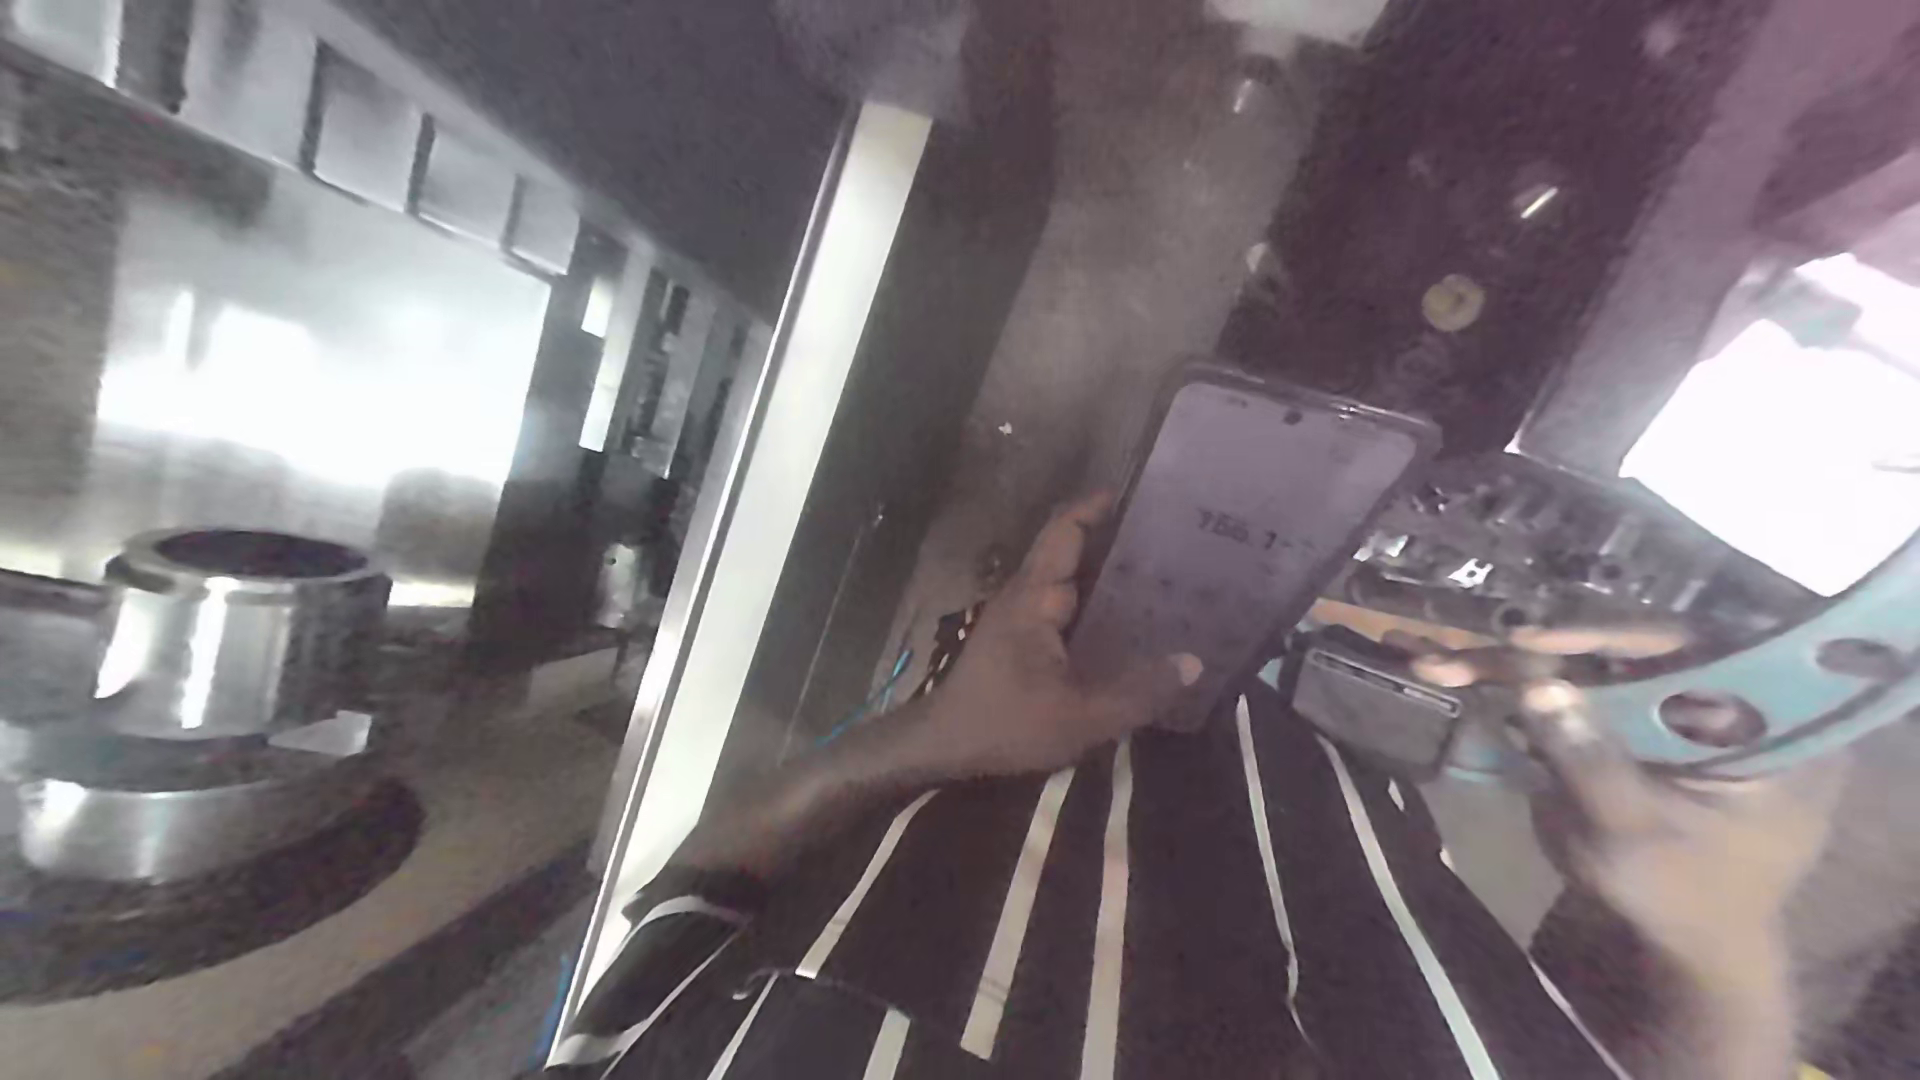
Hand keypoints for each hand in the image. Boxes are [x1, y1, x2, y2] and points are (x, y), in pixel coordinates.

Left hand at [909, 493, 1201, 778]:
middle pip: (1069, 549)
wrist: (946, 744)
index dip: (1097, 507)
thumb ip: (1139, 692)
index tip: (1142, 497)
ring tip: (1162, 574)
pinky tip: (1126, 620)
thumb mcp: (1081, 717)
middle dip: (1114, 539)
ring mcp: (1018, 613)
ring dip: (1104, 571)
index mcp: (1034, 597)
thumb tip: (1195, 661)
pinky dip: (1092, 600)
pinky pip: (1060, 603)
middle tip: (1172, 541)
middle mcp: (1024, 594)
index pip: (1064, 530)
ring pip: (1066, 577)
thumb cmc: (1007, 724)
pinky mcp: (1018, 634)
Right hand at [1408, 628, 1846, 966]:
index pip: (1685, 655)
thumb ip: (1590, 759)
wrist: (1667, 933)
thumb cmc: (1677, 891)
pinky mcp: (1592, 727)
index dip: (1605, 639)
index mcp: (1751, 729)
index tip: (1530, 642)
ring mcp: (1634, 714)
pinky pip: (1538, 695)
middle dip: (1515, 659)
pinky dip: (1486, 683)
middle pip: (1599, 659)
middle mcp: (1691, 705)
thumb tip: (1537, 686)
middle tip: (1448, 660)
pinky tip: (1436, 668)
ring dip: (1486, 667)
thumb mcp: (1634, 830)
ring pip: (1557, 673)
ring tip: (1423, 661)